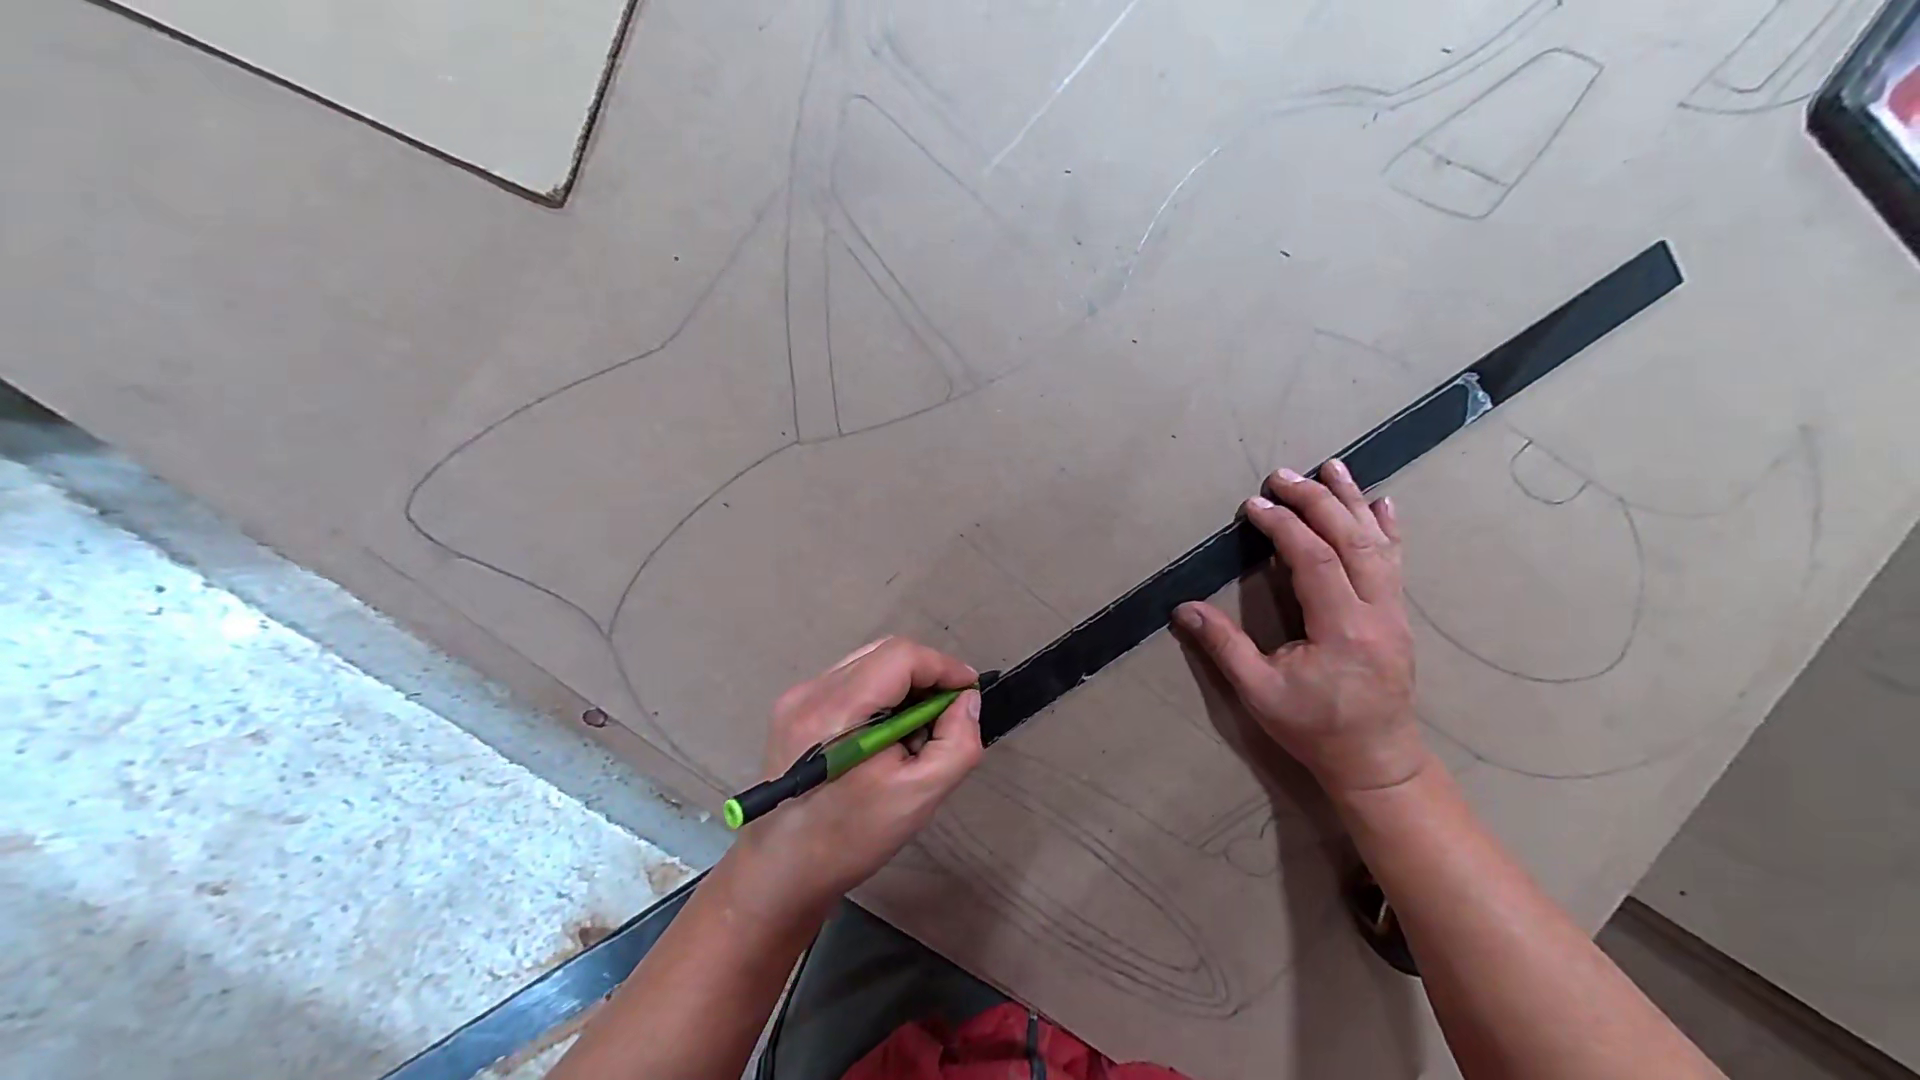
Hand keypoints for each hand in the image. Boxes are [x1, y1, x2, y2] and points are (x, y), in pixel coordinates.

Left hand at [729, 637, 983, 912]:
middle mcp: (810, 691)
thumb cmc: (850, 838)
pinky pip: (850, 680)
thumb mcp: (919, 797)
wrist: (781, 871)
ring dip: (904, 684)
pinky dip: (880, 694)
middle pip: (883, 652)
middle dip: (926, 674)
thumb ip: (956, 743)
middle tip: (947, 713)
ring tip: (916, 729)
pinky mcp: (793, 707)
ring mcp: (797, 697)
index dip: (942, 666)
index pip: (899, 656)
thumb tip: (967, 700)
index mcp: (834, 711)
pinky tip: (886, 733)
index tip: (969, 691)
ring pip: (868, 663)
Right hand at [1175, 457, 1426, 796]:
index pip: (1314, 560)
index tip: (1255, 505)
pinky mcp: (1398, 617)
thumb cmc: (1314, 728)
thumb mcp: (1259, 693)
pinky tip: (1382, 504)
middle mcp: (1376, 611)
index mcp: (1342, 628)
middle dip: (1315, 502)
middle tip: (1283, 475)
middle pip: (1350, 540)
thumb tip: (1182, 608)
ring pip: (1377, 544)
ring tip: (1333, 467)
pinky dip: (1388, 529)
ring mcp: (1394, 612)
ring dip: (1352, 502)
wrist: (1376, 761)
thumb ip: (1223, 646)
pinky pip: (1396, 562)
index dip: (1284, 527)